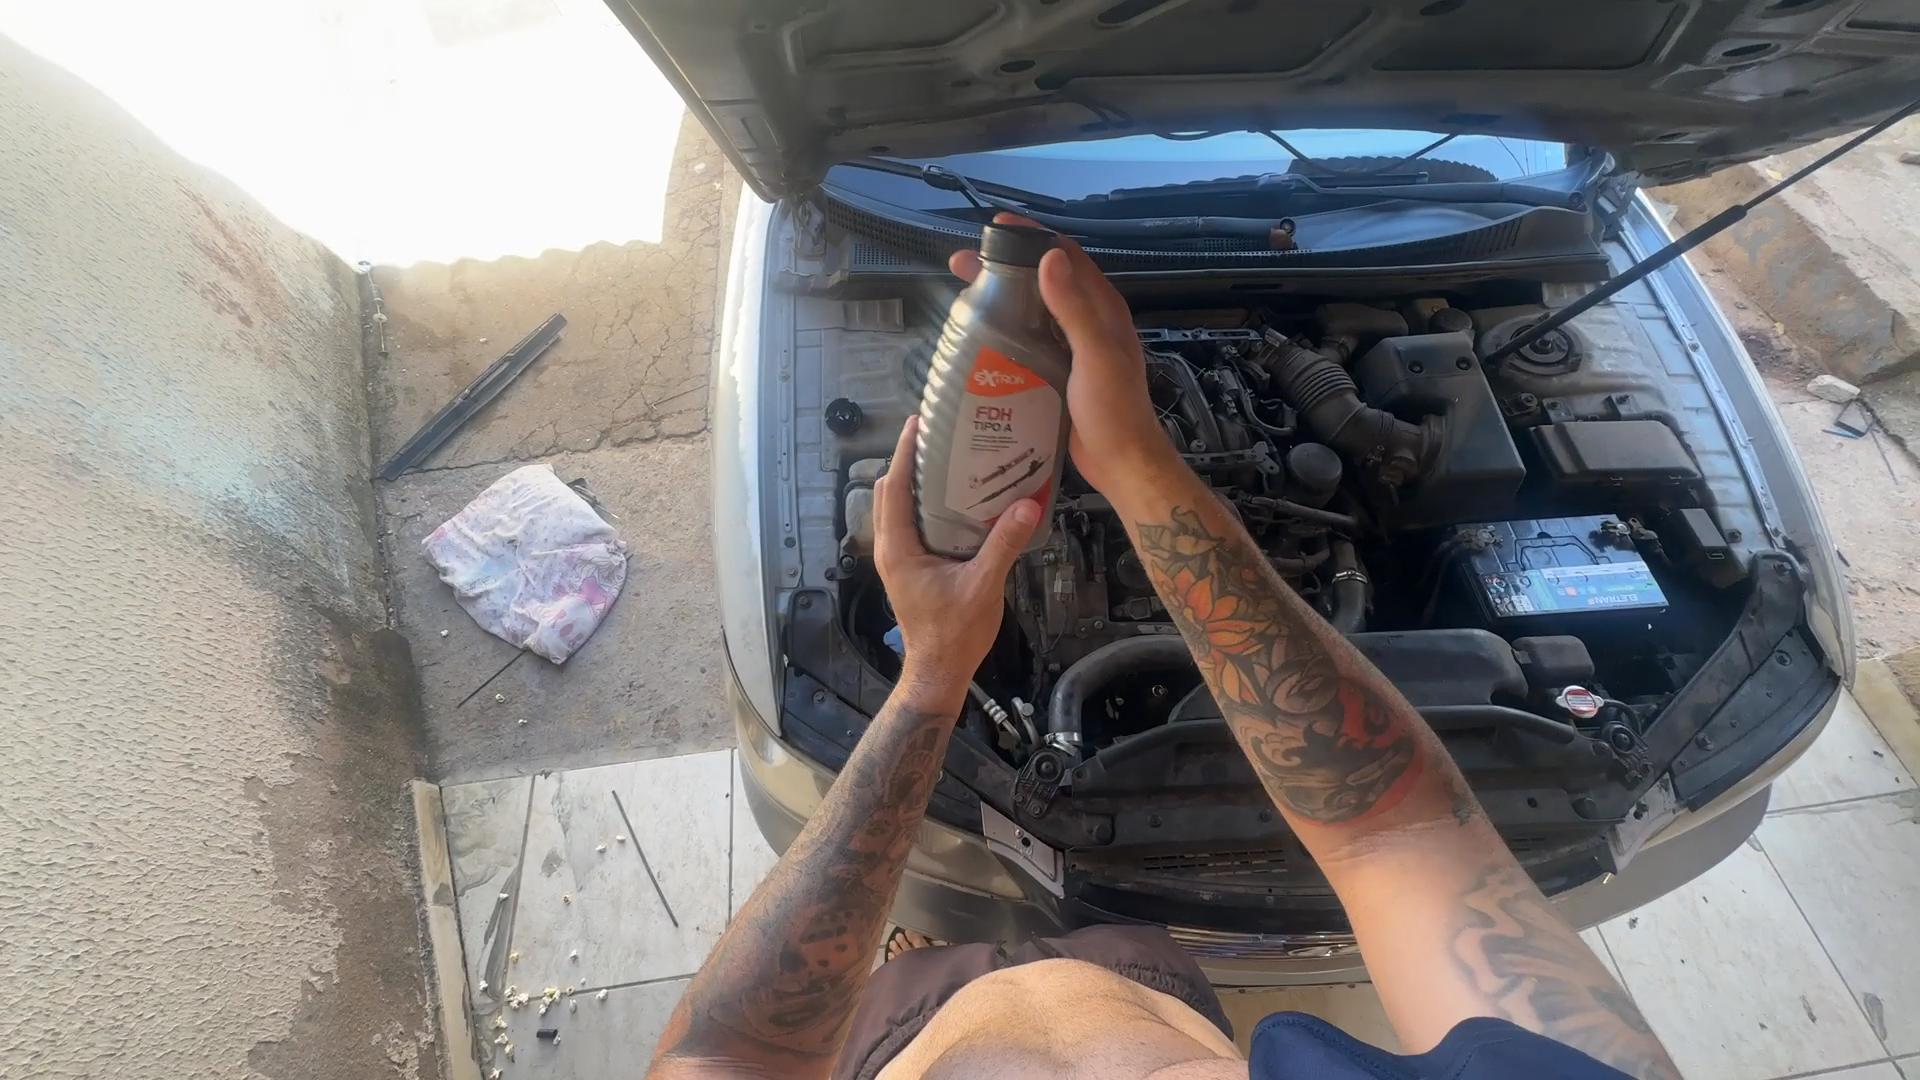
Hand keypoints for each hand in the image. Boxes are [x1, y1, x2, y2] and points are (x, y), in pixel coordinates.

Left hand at [874, 416, 1038, 697]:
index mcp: (898, 548)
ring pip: (898, 508)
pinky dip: (923, 504)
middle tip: (939, 437)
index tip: (917, 422)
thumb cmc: (954, 633)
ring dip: (914, 482)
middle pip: (890, 491)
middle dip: (908, 461)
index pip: (893, 487)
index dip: (902, 452)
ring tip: (947, 460)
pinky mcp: (909, 568)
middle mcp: (890, 548)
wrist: (939, 670)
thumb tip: (1028, 505)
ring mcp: (897, 559)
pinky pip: (910, 524)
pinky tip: (955, 500)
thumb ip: (1003, 545)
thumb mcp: (983, 587)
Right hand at [950, 213, 1180, 493]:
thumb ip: (1075, 308)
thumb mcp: (1095, 355)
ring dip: (1002, 300)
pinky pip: (1028, 343)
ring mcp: (1071, 349)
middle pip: (1043, 281)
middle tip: (962, 265)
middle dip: (1005, 267)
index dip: (1031, 238)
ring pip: (1033, 312)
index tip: (994, 229)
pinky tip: (980, 341)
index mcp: (1102, 309)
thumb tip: (1049, 258)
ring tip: (964, 299)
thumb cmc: (1112, 410)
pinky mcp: (1057, 374)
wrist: (1120, 462)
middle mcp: (1087, 322)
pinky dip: (1005, 333)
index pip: (1065, 256)